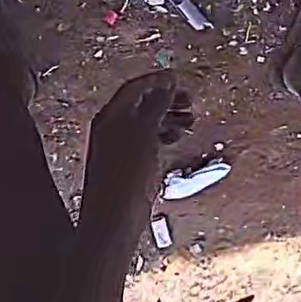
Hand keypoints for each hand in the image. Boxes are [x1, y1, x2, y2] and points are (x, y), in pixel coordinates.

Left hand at [79, 71, 192, 237]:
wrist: (113, 222)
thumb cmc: (127, 177)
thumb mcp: (146, 134)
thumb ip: (156, 106)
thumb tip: (166, 85)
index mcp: (111, 117)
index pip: (135, 88)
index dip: (157, 80)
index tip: (178, 79)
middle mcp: (111, 128)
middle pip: (141, 103)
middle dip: (165, 98)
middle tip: (188, 99)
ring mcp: (117, 147)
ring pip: (145, 121)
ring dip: (167, 116)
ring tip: (189, 120)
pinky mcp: (126, 163)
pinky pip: (146, 138)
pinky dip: (163, 133)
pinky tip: (176, 137)